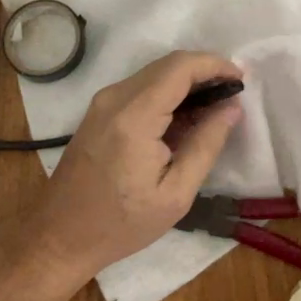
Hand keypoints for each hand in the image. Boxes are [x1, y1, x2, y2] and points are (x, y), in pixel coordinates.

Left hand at [25, 51, 242, 282]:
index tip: (241, 78)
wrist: (59, 236)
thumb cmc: (120, 223)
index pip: (180, 67)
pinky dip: (168, 92)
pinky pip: (140, 87)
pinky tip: (184, 117)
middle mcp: (115, 98)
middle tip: (233, 95)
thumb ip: (206, 145)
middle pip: (168, 64)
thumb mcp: (175, 194)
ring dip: (186, 81)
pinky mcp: (99, 110)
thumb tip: (232, 108)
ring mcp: (103, 101)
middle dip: (204, 71)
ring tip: (215, 107)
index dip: (214, 65)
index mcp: (134, 117)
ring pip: (154, 73)